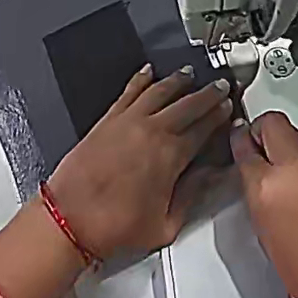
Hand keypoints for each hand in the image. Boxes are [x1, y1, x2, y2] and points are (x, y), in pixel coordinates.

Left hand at [47, 65, 233, 257]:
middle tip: (219, 87)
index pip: (204, 128)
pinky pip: (129, 91)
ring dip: (179, 81)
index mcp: (171, 156)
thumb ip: (192, 195)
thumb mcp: (166, 224)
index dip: (220, 116)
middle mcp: (151, 132)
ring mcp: (127, 122)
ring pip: (160, 90)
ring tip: (190, 74)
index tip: (228, 110)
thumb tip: (208, 178)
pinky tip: (148, 72)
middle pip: (188, 104)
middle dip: (208, 94)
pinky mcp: (107, 120)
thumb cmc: (111, 225)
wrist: (69, 219)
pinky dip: (141, 79)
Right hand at [232, 111, 297, 297]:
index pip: (244, 147)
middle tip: (254, 141)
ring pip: (296, 135)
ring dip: (283, 143)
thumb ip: (257, 200)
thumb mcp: (266, 238)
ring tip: (278, 166)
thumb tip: (255, 185)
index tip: (238, 143)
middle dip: (260, 128)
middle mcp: (296, 170)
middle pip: (272, 123)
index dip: (238, 143)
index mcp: (267, 186)